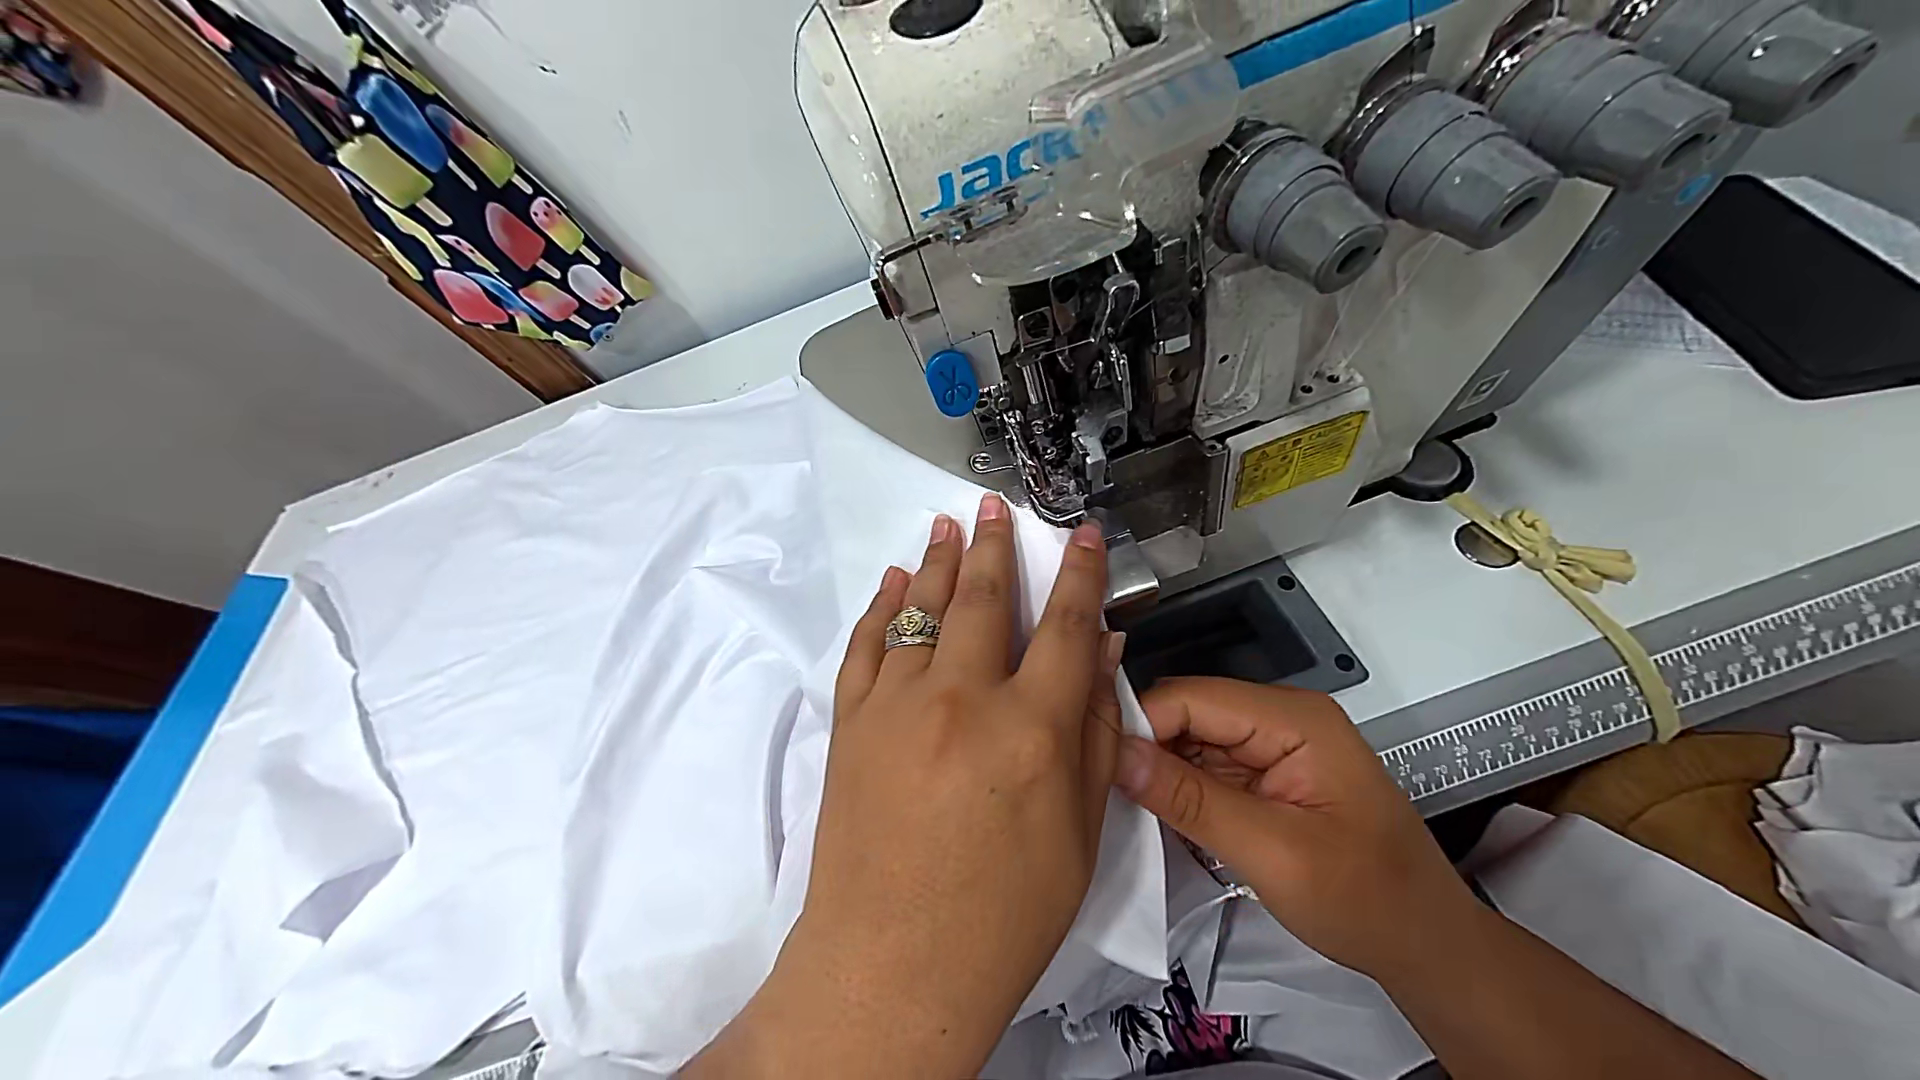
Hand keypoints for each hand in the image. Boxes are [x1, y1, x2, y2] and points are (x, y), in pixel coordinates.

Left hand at [689, 493, 1124, 1077]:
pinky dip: (878, 607)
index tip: (1080, 534)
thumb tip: (1102, 652)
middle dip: (993, 544)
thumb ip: (1094, 732)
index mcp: (1031, 728)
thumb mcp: (1080, 833)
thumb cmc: (1004, 916)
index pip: (1065, 625)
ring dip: (935, 561)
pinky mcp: (850, 724)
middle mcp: (961, 699)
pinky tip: (889, 582)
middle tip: (991, 505)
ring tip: (944, 524)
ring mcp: (896, 705)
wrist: (891, 968)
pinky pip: (865, 646)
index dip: (1079, 573)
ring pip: (918, 608)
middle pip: (981, 598)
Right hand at [1113, 677, 1476, 979]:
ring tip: (1126, 802)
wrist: (1425, 945)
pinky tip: (1158, 810)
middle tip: (1106, 788)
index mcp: (1293, 718)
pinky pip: (1202, 764)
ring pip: (1188, 738)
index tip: (1101, 765)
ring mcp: (1270, 744)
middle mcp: (1279, 717)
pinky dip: (1177, 786)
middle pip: (1186, 713)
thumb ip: (1190, 798)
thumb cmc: (1368, 899)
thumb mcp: (1272, 852)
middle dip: (1145, 747)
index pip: (1191, 698)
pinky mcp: (1262, 771)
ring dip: (1158, 769)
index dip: (1141, 725)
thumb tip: (1119, 756)